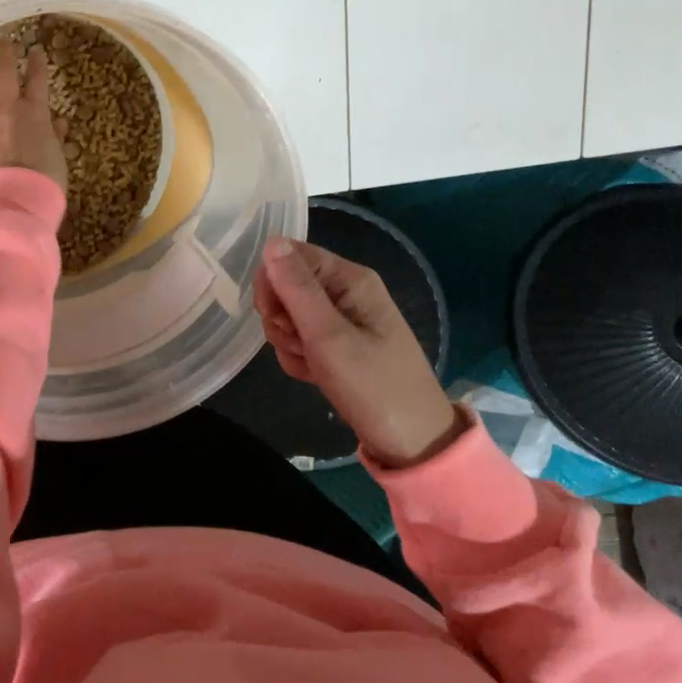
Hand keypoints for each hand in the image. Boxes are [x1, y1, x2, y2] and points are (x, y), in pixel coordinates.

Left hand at [0, 35, 69, 193]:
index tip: (35, 50)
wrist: (16, 197)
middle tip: (1, 39)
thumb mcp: (57, 155)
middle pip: (4, 70)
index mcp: (36, 111)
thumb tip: (57, 123)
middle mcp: (9, 108)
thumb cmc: (45, 179)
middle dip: (3, 51)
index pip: (37, 78)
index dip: (37, 61)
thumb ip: (55, 136)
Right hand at [254, 238, 463, 468]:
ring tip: (312, 363)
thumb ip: (297, 288)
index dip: (271, 281)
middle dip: (280, 317)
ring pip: (287, 316)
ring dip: (287, 341)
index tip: (272, 314)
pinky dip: (298, 358)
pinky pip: (299, 340)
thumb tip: (271, 242)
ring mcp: (341, 319)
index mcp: (350, 279)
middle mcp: (345, 292)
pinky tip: (313, 375)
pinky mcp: (337, 344)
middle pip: (285, 286)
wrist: (410, 440)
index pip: (289, 255)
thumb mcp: (328, 335)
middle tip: (298, 343)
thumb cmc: (372, 384)